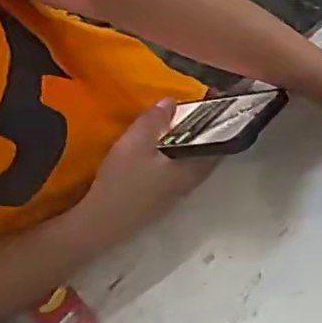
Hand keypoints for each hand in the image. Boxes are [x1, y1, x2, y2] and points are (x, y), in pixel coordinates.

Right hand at [75, 100, 217, 234]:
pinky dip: (178, 155)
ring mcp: (179, 192)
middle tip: (198, 109)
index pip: (219, 143)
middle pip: (208, 152)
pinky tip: (164, 147)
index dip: (219, 122)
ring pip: (193, 162)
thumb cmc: (124, 180)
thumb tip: (171, 101)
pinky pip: (180, 170)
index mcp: (194, 168)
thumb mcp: (136, 143)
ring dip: (190, 144)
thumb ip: (154, 120)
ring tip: (181, 123)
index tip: (215, 104)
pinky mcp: (164, 198)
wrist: (102, 222)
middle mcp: (193, 181)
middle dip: (205, 131)